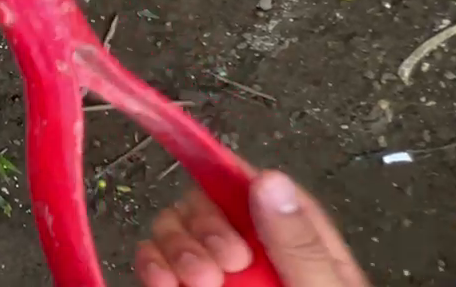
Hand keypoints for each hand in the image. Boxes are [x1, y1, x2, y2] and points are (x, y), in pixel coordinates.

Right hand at [136, 172, 367, 286]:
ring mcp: (221, 280)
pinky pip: (155, 265)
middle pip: (208, 207)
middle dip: (198, 225)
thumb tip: (270, 180)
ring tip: (192, 281)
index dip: (235, 179)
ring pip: (174, 232)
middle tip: (219, 261)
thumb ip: (300, 251)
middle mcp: (257, 261)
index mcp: (305, 257)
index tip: (216, 185)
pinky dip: (151, 268)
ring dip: (172, 247)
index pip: (267, 194)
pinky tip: (160, 282)